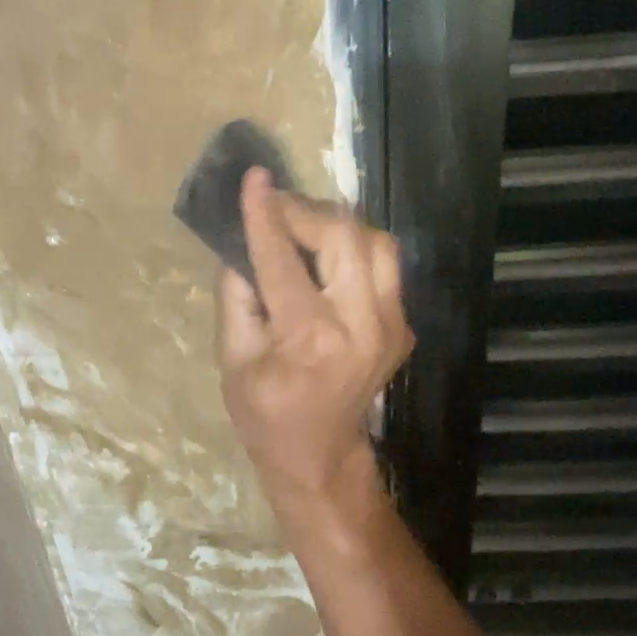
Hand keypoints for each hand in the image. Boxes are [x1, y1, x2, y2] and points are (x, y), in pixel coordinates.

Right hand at [217, 167, 413, 531]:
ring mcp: (391, 326)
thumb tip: (243, 244)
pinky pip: (385, 268)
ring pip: (377, 243)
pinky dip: (355, 253)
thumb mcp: (234, 361)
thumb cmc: (266, 415)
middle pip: (345, 236)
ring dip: (338, 227)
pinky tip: (327, 262)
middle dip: (305, 213)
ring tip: (305, 230)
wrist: (321, 457)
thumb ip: (237, 297)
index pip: (283, 259)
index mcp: (311, 338)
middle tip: (276, 211)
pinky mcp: (403, 327)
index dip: (265, 215)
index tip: (255, 178)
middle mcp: (361, 325)